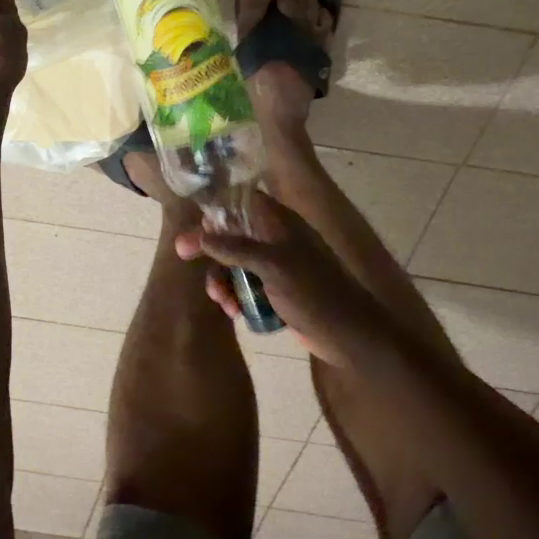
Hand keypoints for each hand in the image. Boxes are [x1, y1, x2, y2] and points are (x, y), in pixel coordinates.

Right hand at [175, 189, 388, 366]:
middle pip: (231, 232)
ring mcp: (278, 266)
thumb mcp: (273, 266)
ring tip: (223, 301)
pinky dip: (236, 295)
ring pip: (235, 262)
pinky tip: (235, 312)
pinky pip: (246, 285)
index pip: (241, 200)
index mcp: (280, 222)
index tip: (195, 222)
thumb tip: (200, 235)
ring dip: (222, 278)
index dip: (215, 208)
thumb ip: (235, 248)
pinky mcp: (278, 291)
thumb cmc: (315, 293)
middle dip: (211, 249)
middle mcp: (276, 238)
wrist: (353, 338)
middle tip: (185, 257)